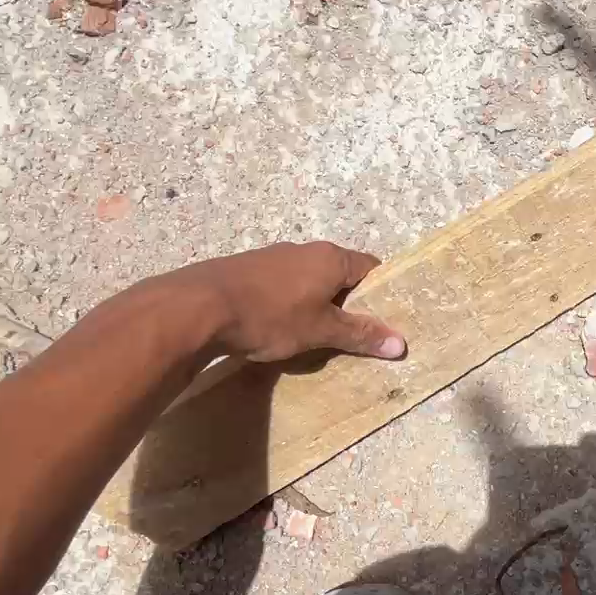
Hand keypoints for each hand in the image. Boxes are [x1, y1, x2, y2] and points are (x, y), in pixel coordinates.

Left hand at [161, 242, 406, 362]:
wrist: (194, 309)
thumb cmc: (270, 316)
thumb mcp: (322, 330)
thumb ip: (361, 334)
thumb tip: (401, 344)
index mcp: (330, 258)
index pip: (371, 268)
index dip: (383, 292)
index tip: (387, 317)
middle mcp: (304, 250)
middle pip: (340, 274)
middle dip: (350, 302)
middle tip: (356, 332)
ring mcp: (272, 258)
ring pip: (310, 281)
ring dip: (318, 304)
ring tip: (319, 333)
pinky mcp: (246, 271)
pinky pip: (283, 286)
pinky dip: (291, 304)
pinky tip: (282, 326)